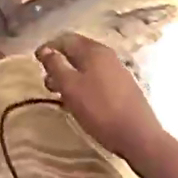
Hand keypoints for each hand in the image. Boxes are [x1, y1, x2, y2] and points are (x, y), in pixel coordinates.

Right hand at [36, 33, 164, 160]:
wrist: (141, 138)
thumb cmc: (100, 110)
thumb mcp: (71, 87)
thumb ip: (56, 65)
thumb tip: (46, 50)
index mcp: (93, 50)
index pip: (65, 39)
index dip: (49, 48)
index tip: (36, 61)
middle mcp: (107, 55)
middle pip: (77, 52)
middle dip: (60, 64)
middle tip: (48, 82)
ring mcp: (118, 72)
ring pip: (88, 67)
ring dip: (72, 77)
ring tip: (62, 95)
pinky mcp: (126, 89)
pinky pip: (99, 79)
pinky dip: (85, 85)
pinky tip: (83, 102)